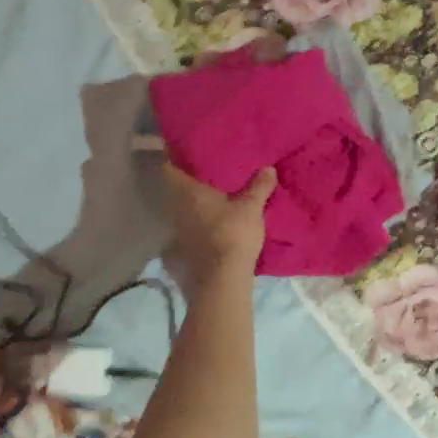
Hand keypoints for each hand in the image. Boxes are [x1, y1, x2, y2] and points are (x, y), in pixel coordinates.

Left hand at [163, 163, 274, 286]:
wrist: (222, 281)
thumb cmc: (232, 234)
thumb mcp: (251, 208)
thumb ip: (258, 187)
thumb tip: (268, 168)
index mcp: (187, 192)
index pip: (168, 169)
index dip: (175, 160)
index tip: (187, 156)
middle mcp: (177, 210)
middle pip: (177, 191)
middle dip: (190, 185)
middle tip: (209, 178)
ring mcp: (178, 234)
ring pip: (184, 213)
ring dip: (196, 209)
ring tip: (215, 203)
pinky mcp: (184, 254)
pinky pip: (190, 233)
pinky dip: (200, 229)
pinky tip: (214, 231)